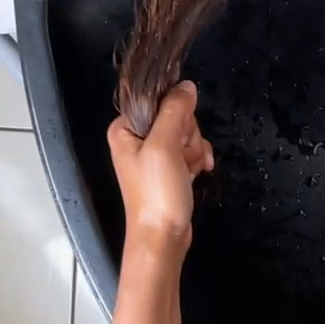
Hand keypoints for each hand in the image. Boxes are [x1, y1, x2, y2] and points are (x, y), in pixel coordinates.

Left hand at [108, 81, 213, 259]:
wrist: (162, 238)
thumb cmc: (157, 193)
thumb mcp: (164, 146)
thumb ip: (174, 111)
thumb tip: (187, 85)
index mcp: (125, 128)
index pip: (158, 100)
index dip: (175, 114)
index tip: (177, 135)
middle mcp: (137, 138)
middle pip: (176, 116)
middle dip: (188, 136)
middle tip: (181, 158)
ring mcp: (155, 155)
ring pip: (188, 133)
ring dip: (195, 150)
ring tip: (188, 171)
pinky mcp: (170, 169)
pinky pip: (191, 151)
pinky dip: (198, 160)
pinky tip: (199, 173)